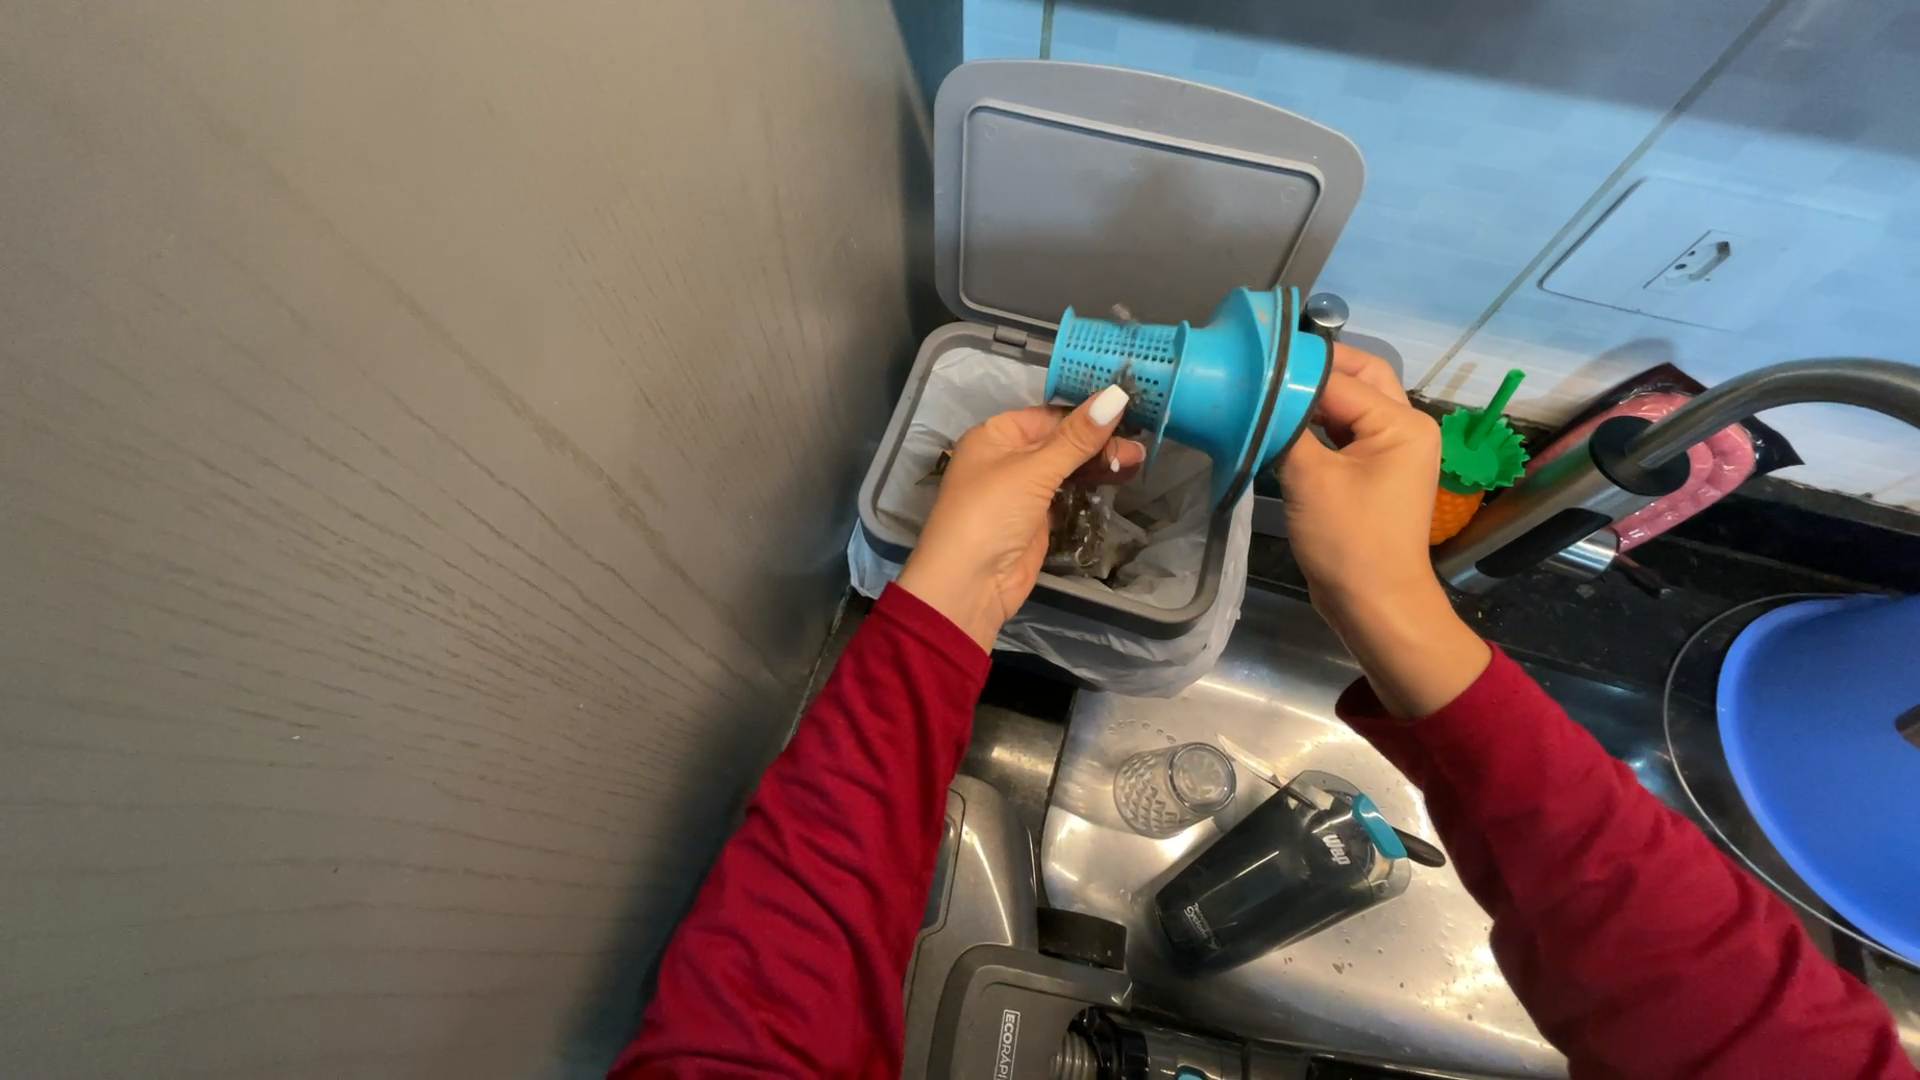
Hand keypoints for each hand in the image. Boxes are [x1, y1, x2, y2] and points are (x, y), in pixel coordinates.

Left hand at [897, 385, 1144, 651]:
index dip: (1085, 413)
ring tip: (1138, 461)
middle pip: (1060, 442)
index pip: (1048, 416)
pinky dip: (1090, 487)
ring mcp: (1022, 491)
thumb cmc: (992, 513)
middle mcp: (1006, 459)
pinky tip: (1119, 479)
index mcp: (995, 436)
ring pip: (1066, 469)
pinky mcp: (1036, 520)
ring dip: (1099, 465)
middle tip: (1139, 446)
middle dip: (1098, 442)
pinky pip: (1067, 495)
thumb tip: (1116, 394)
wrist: (970, 584)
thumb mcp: (1034, 470)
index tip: (1128, 409)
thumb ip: (1077, 437)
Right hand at [1280, 345, 1441, 603]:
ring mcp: (1390, 452)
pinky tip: (1282, 428)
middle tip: (1266, 372)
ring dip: (1313, 399)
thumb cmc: (1347, 539)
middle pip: (1359, 379)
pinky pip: (1343, 433)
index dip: (1296, 371)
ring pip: (1350, 406)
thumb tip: (1262, 398)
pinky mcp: (1372, 472)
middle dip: (1315, 371)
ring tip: (1267, 396)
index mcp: (1400, 423)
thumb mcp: (1310, 478)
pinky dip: (1315, 425)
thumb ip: (1287, 429)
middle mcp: (1404, 428)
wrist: (1373, 601)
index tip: (1251, 364)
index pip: (1342, 380)